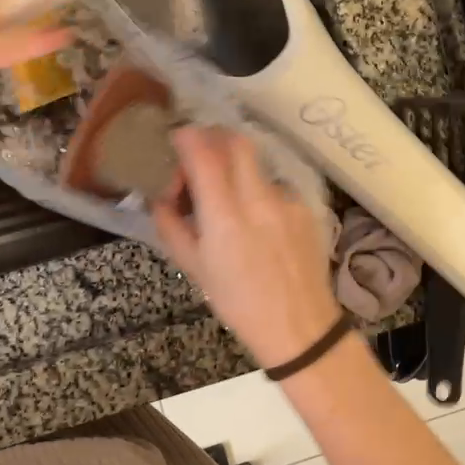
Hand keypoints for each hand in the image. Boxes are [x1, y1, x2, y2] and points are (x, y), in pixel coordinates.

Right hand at [152, 126, 341, 369]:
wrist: (300, 328)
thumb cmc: (238, 303)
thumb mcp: (193, 269)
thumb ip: (171, 226)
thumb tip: (159, 199)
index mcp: (225, 218)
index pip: (204, 154)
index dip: (186, 137)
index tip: (176, 139)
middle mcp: (258, 200)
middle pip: (236, 141)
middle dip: (212, 137)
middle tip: (198, 153)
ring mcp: (286, 201)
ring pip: (254, 163)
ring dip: (234, 168)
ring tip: (225, 197)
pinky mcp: (305, 208)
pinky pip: (273, 185)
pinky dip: (256, 191)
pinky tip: (255, 220)